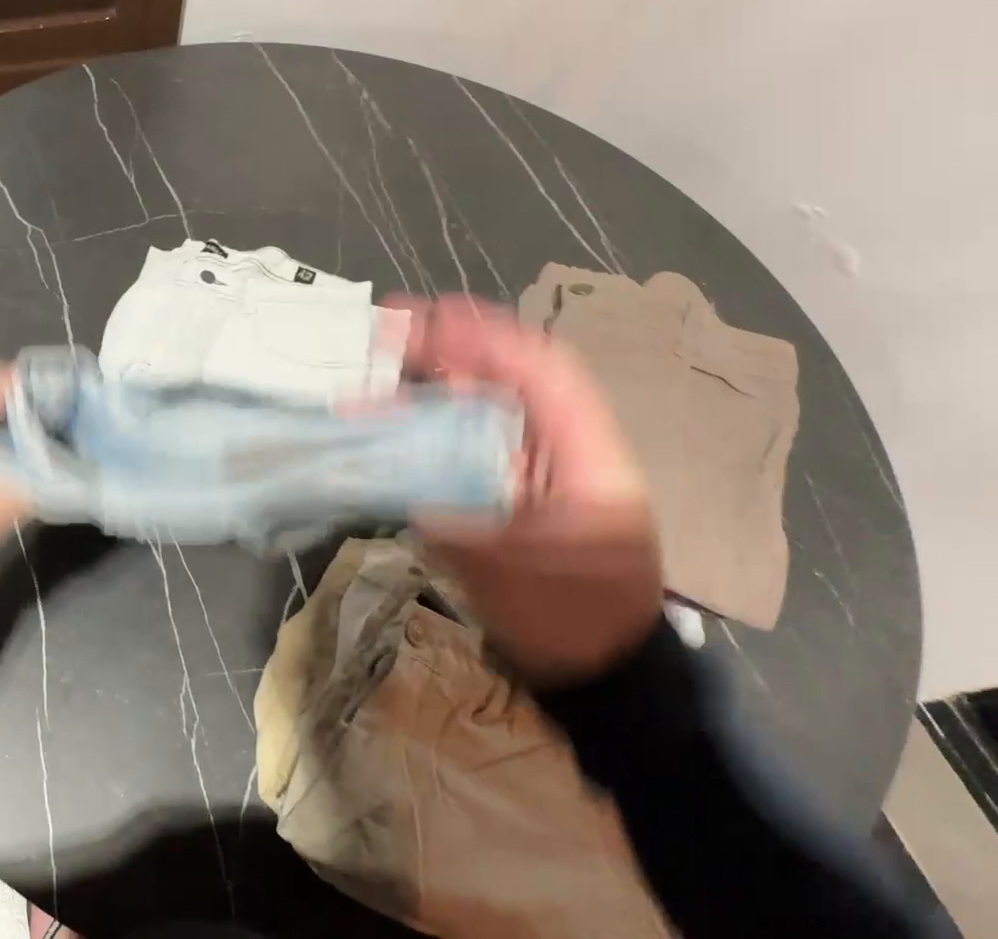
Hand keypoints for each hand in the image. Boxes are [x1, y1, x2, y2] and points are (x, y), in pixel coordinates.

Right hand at [389, 295, 664, 685]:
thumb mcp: (507, 574)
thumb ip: (453, 520)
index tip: (427, 321)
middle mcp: (571, 452)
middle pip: (515, 380)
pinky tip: (402, 418)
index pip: (541, 375)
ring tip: (386, 365)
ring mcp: (549, 472)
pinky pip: (480, 442)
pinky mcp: (525, 493)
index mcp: (588, 461)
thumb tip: (393, 478)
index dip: (484, 340)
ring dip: (443, 381)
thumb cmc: (570, 625)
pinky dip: (440, 422)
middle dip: (454, 349)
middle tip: (389, 332)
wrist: (611, 677)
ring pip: (495, 407)